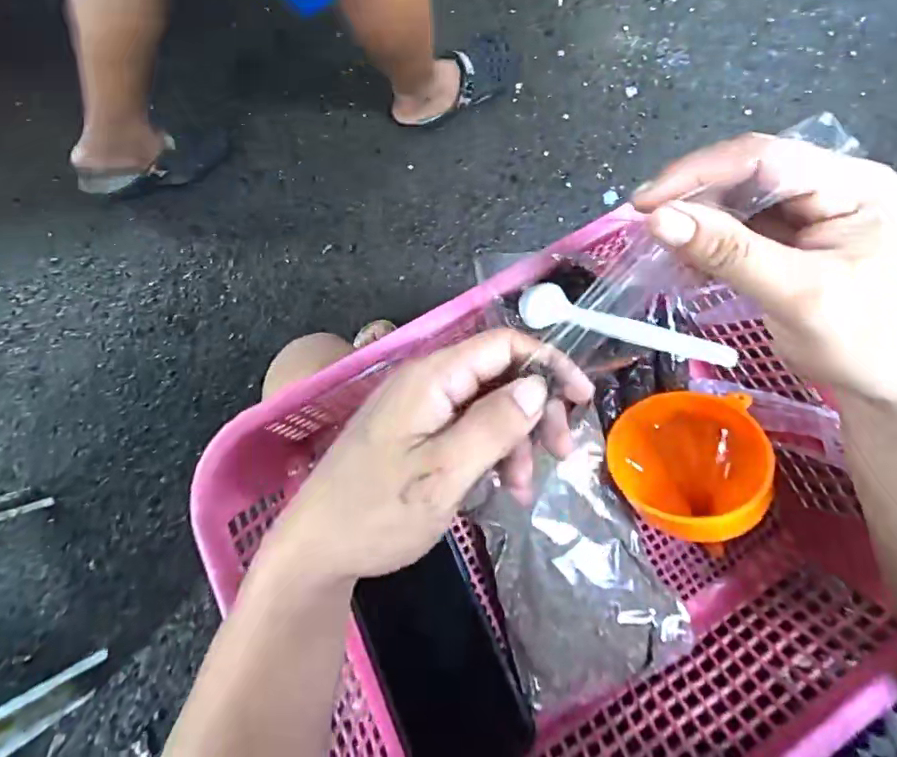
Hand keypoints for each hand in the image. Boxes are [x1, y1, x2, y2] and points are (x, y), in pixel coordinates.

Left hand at [265, 330, 593, 583]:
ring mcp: (422, 407)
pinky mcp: (418, 431)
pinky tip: (502, 487)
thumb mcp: (444, 474)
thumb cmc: (377, 513)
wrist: (314, 552)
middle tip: (560, 454)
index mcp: (432, 377)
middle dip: (537, 410)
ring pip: (490, 404)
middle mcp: (429, 381)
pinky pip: (469, 427)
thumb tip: (538, 384)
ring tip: (522, 489)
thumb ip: (494, 425)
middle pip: (501, 375)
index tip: (581, 398)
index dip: (548, 363)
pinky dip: (493, 452)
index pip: (504, 344)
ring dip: (517, 440)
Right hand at [632, 133, 896, 406]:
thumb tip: (658, 218)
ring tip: (664, 246)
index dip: (698, 174)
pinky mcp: (803, 241)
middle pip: (750, 174)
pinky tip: (691, 261)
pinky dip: (715, 243)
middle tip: (648, 224)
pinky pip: (748, 229)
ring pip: (743, 201)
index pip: (764, 158)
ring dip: (702, 222)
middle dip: (696, 198)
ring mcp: (820, 213)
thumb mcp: (799, 299)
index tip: (645, 204)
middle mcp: (837, 186)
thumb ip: (729, 253)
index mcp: (855, 185)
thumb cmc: (872, 350)